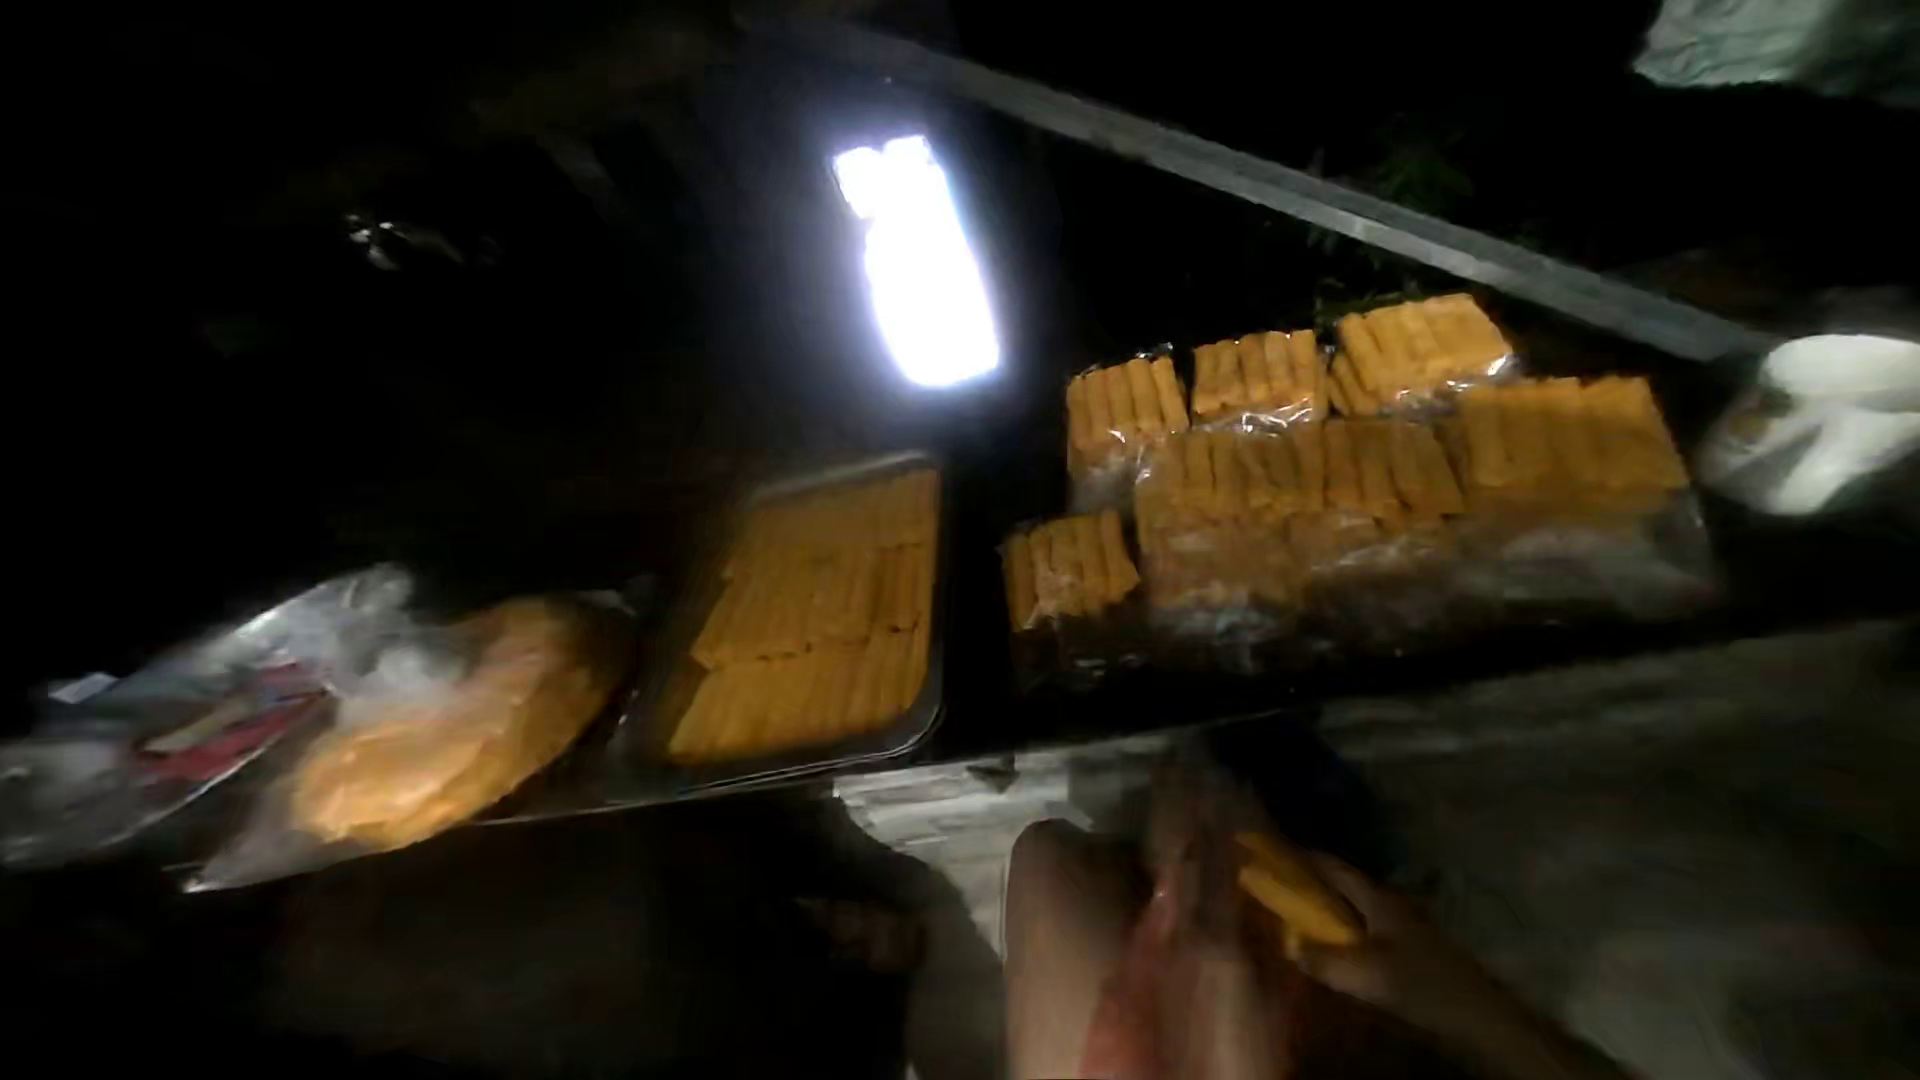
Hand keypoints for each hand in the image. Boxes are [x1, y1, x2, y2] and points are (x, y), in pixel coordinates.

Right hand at [1291, 858, 1632, 1079]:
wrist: (1489, 1022)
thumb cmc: (1424, 985)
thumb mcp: (1368, 974)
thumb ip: (1325, 960)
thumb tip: (1289, 946)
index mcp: (1376, 897)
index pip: (1332, 866)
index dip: (1301, 856)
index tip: (1272, 849)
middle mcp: (1389, 903)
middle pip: (1343, 884)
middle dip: (1312, 880)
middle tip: (1281, 883)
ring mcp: (1405, 925)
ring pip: (1356, 907)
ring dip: (1329, 906)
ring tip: (1302, 914)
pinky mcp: (1414, 949)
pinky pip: (1368, 928)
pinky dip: (1346, 928)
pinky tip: (1338, 945)